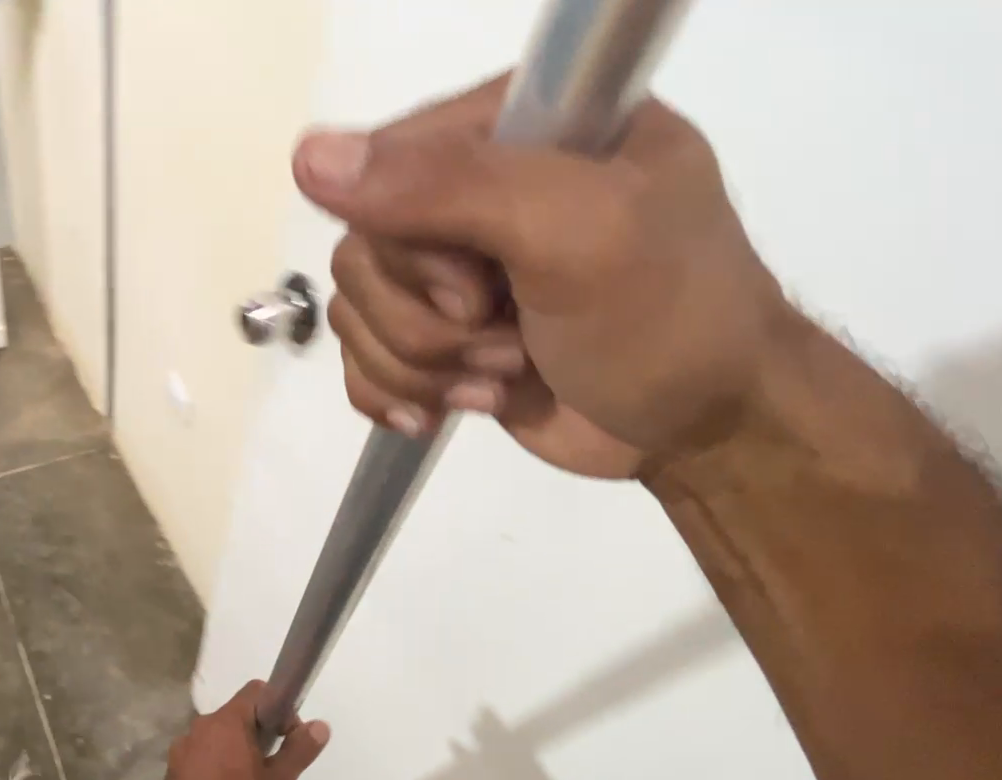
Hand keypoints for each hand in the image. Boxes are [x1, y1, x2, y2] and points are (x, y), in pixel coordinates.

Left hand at [149, 681, 330, 779]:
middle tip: (273, 766)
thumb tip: (320, 725)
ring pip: (220, 735)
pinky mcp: (175, 765)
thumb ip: (299, 750)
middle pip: (239, 714)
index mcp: (228, 720)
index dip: (278, 706)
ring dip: (238, 749)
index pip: (257, 690)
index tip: (287, 735)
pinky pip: (204, 752)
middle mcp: (202, 724)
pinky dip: (218, 763)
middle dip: (260, 732)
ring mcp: (184, 744)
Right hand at [292, 74, 802, 479]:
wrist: (696, 426)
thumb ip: (448, 185)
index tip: (482, 294)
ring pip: (352, 318)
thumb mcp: (576, 230)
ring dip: (422, 369)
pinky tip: (447, 410)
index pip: (381, 172)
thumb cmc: (664, 318)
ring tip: (503, 376)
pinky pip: (355, 364)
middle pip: (359, 258)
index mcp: (508, 131)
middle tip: (508, 342)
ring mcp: (442, 274)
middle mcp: (464, 194)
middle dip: (425, 326)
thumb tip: (305, 155)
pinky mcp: (430, 339)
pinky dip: (393, 397)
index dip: (412, 251)